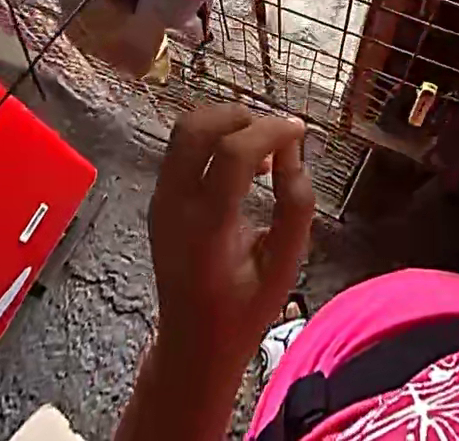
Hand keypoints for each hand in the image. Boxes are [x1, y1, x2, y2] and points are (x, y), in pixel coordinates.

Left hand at [149, 105, 313, 366]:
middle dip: (240, 116)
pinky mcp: (159, 194)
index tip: (299, 130)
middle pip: (196, 127)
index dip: (270, 131)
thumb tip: (292, 151)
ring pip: (185, 129)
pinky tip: (243, 163)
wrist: (192, 342)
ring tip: (262, 149)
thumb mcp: (285, 266)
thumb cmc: (245, 308)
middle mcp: (174, 204)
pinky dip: (215, 138)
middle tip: (274, 134)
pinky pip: (183, 146)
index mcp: (206, 228)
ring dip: (226, 124)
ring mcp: (160, 197)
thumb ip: (295, 205)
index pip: (232, 154)